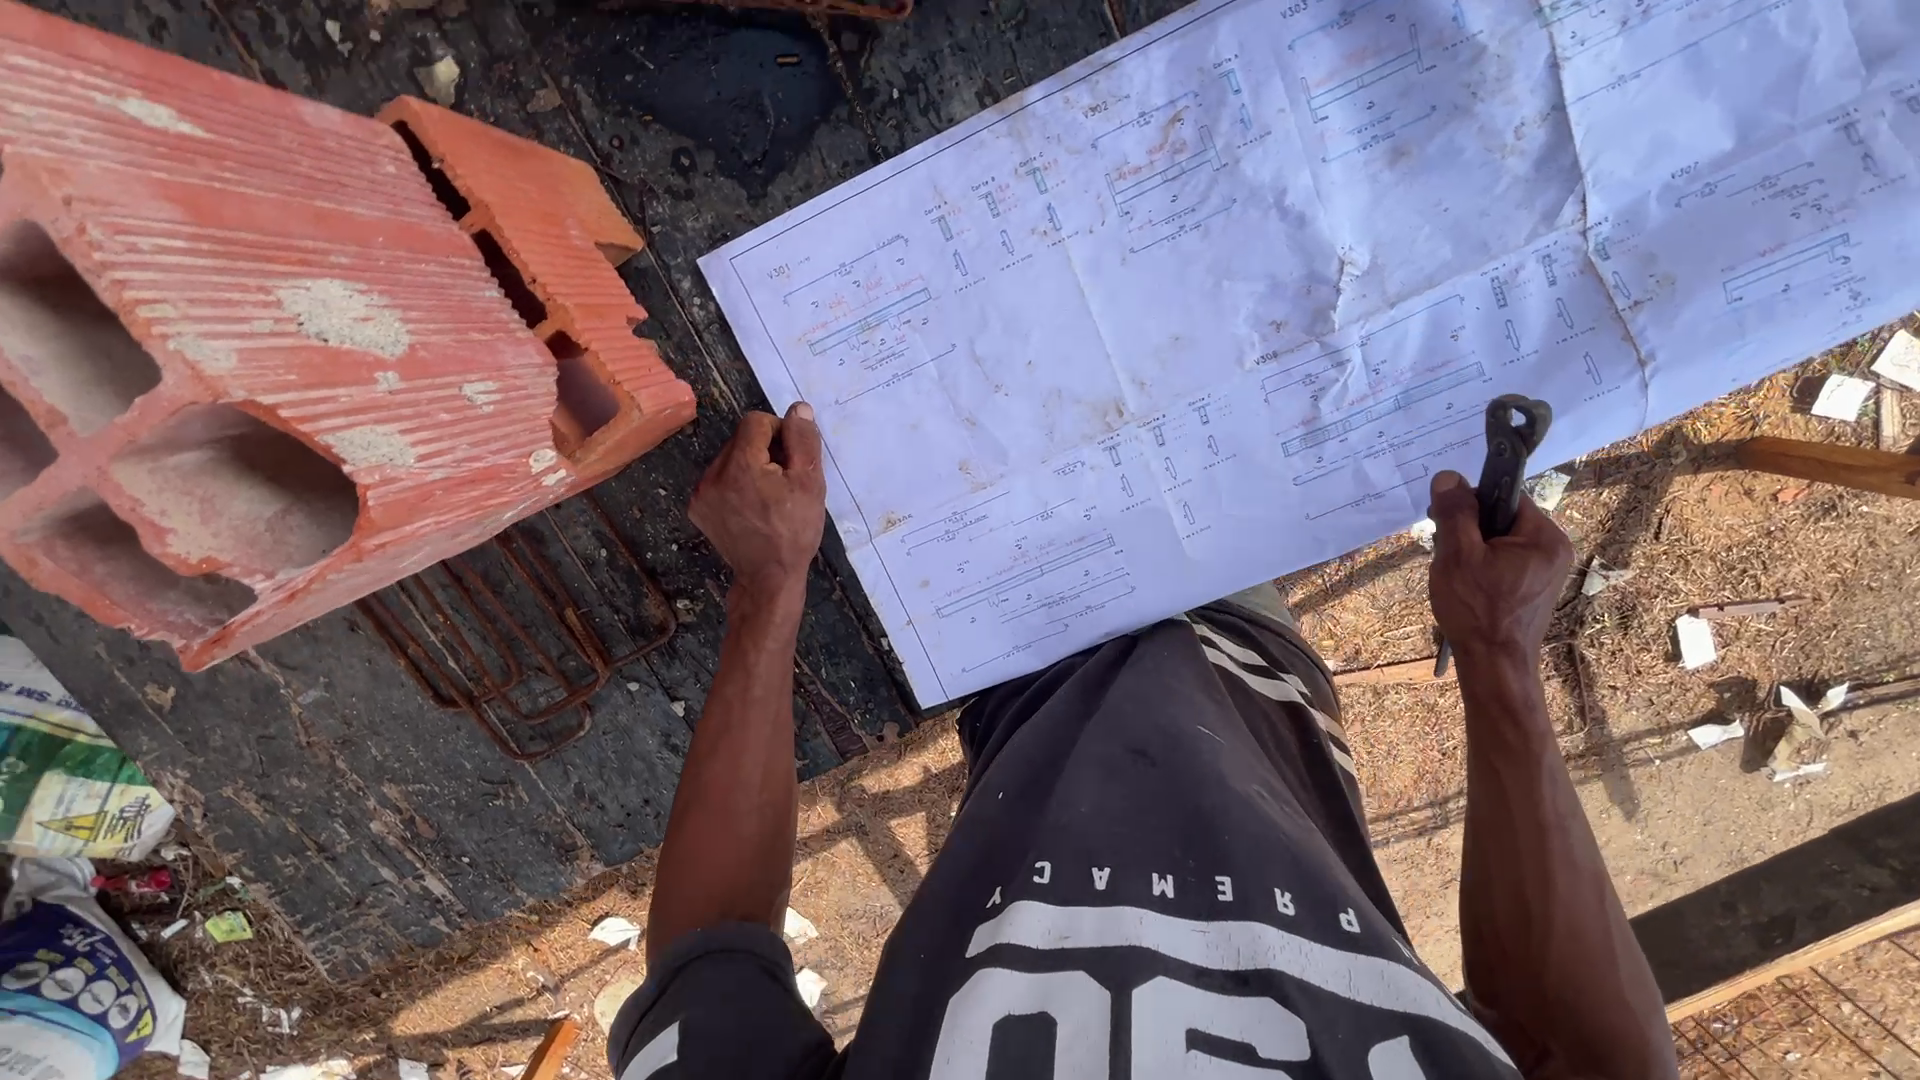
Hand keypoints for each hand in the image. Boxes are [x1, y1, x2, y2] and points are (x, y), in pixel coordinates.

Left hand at [689, 403, 826, 598]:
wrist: (768, 577)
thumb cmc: (795, 532)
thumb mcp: (810, 484)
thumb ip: (803, 441)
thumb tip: (799, 409)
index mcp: (741, 465)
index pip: (756, 421)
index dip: (779, 433)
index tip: (791, 460)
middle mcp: (713, 474)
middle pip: (741, 438)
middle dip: (764, 450)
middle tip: (783, 481)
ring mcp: (701, 492)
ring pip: (730, 458)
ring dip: (750, 466)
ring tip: (768, 496)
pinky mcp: (698, 507)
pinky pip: (719, 479)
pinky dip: (735, 484)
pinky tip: (751, 506)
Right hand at [1427, 469, 1572, 659]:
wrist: (1494, 663)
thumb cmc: (1476, 608)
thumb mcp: (1457, 555)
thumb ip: (1455, 514)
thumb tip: (1448, 476)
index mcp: (1545, 536)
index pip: (1506, 497)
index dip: (1471, 503)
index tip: (1444, 520)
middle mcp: (1554, 549)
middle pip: (1502, 519)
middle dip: (1468, 530)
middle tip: (1445, 551)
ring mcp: (1547, 571)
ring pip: (1501, 542)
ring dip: (1472, 550)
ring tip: (1454, 572)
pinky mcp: (1535, 588)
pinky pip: (1505, 562)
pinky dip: (1482, 566)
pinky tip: (1466, 584)